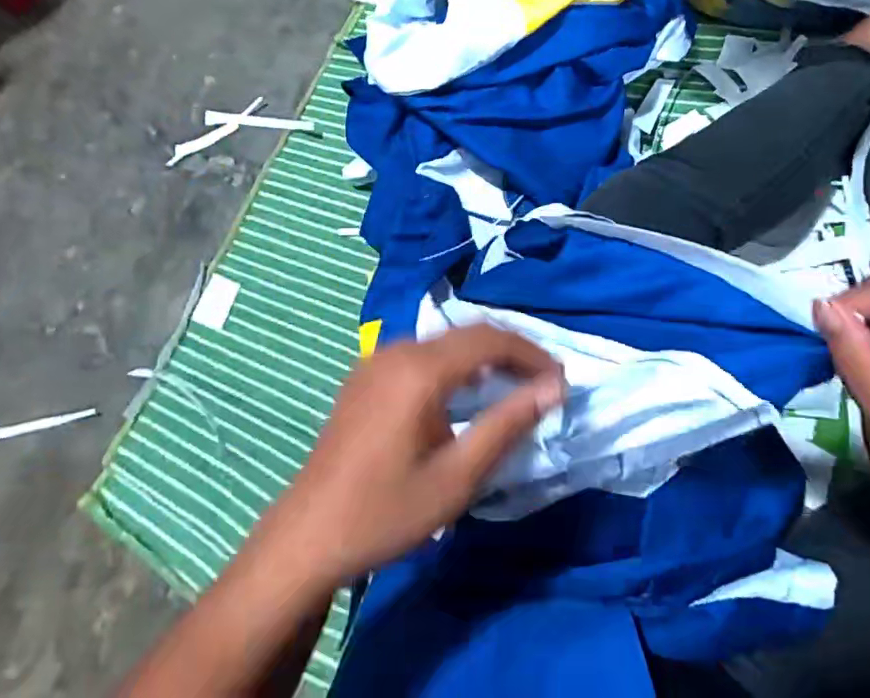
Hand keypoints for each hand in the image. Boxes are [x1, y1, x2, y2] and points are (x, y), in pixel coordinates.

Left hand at [247, 324, 564, 591]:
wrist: (309, 534)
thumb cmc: (387, 510)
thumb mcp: (457, 475)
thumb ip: (507, 424)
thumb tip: (553, 388)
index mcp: (419, 370)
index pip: (489, 339)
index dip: (531, 354)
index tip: (560, 381)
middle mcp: (396, 351)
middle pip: (465, 334)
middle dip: (510, 352)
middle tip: (543, 383)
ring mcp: (374, 361)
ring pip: (442, 342)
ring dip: (480, 358)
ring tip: (511, 386)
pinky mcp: (363, 376)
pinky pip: (419, 355)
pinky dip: (452, 365)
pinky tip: (462, 394)